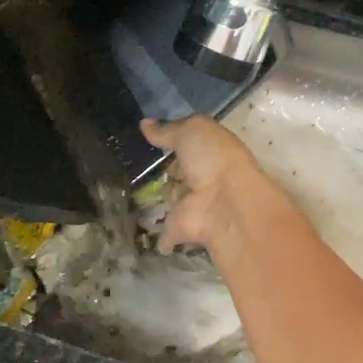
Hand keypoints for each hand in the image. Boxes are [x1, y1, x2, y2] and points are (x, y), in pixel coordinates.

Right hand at [139, 115, 278, 253]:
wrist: (225, 202)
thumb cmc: (211, 158)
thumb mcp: (190, 131)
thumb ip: (167, 130)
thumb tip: (144, 123)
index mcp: (209, 152)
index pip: (188, 144)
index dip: (172, 141)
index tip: (150, 139)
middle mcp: (203, 177)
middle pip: (181, 172)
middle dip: (168, 171)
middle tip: (140, 169)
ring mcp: (193, 205)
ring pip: (174, 200)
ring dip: (164, 201)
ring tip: (138, 198)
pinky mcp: (181, 228)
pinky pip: (167, 234)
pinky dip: (162, 239)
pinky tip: (152, 238)